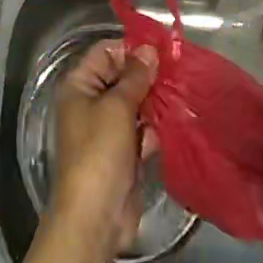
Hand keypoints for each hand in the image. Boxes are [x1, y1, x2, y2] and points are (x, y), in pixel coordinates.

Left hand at [23, 40, 159, 262]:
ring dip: (156, 101)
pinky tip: (177, 121)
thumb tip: (149, 49)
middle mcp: (91, 102)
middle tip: (178, 70)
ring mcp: (108, 128)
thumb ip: (135, 77)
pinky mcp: (124, 152)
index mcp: (80, 85)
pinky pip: (142, 130)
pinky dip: (156, 127)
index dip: (130, 48)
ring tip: (182, 93)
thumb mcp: (117, 107)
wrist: (96, 214)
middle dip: (148, 75)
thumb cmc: (99, 151)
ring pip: (135, 104)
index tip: (161, 49)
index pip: (105, 52)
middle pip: (122, 78)